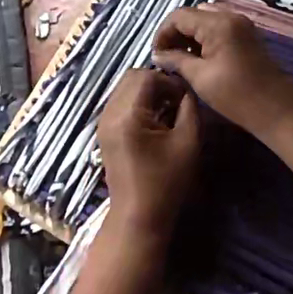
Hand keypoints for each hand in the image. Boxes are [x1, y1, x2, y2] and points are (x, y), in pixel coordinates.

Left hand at [95, 68, 200, 239]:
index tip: (185, 98)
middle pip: (132, 77)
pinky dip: (137, 102)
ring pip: (124, 88)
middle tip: (176, 100)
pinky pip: (120, 102)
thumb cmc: (166, 181)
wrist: (138, 216)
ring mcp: (103, 122)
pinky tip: (154, 120)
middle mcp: (109, 113)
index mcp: (127, 115)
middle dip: (157, 83)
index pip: (147, 76)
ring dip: (146, 92)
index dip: (169, 82)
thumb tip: (186, 90)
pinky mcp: (104, 131)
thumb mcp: (187, 142)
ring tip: (167, 110)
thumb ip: (189, 108)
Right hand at [152, 6, 292, 136]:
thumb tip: (157, 55)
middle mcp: (230, 16)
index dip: (163, 33)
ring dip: (190, 35)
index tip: (156, 55)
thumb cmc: (236, 95)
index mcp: (218, 24)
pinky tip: (198, 58)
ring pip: (205, 19)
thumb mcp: (200, 77)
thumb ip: (176, 61)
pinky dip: (204, 38)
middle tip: (167, 57)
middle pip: (193, 14)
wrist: (277, 110)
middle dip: (176, 33)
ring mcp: (241, 24)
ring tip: (180, 59)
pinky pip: (219, 27)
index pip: (180, 16)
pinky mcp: (247, 35)